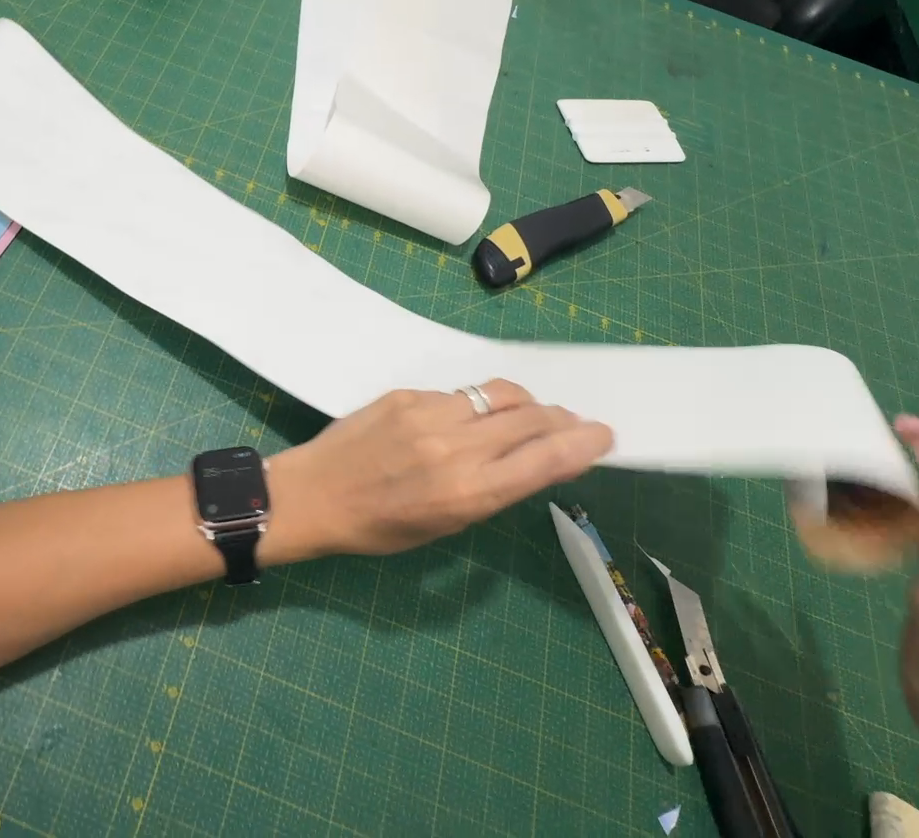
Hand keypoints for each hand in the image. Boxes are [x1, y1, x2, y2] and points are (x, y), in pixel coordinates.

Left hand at [263, 379, 612, 561]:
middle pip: (530, 417)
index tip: (603, 435)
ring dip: (521, 404)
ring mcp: (427, 414)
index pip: (546, 458)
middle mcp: (453, 447)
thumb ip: (494, 490)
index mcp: (468, 492)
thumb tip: (537, 460)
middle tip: (570, 423)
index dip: (583, 443)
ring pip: (497, 394)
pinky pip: (456, 394)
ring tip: (526, 414)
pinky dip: (472, 405)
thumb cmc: (379, 525)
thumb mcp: (446, 525)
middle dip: (560, 418)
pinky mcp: (405, 395)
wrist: (315, 494)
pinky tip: (463, 419)